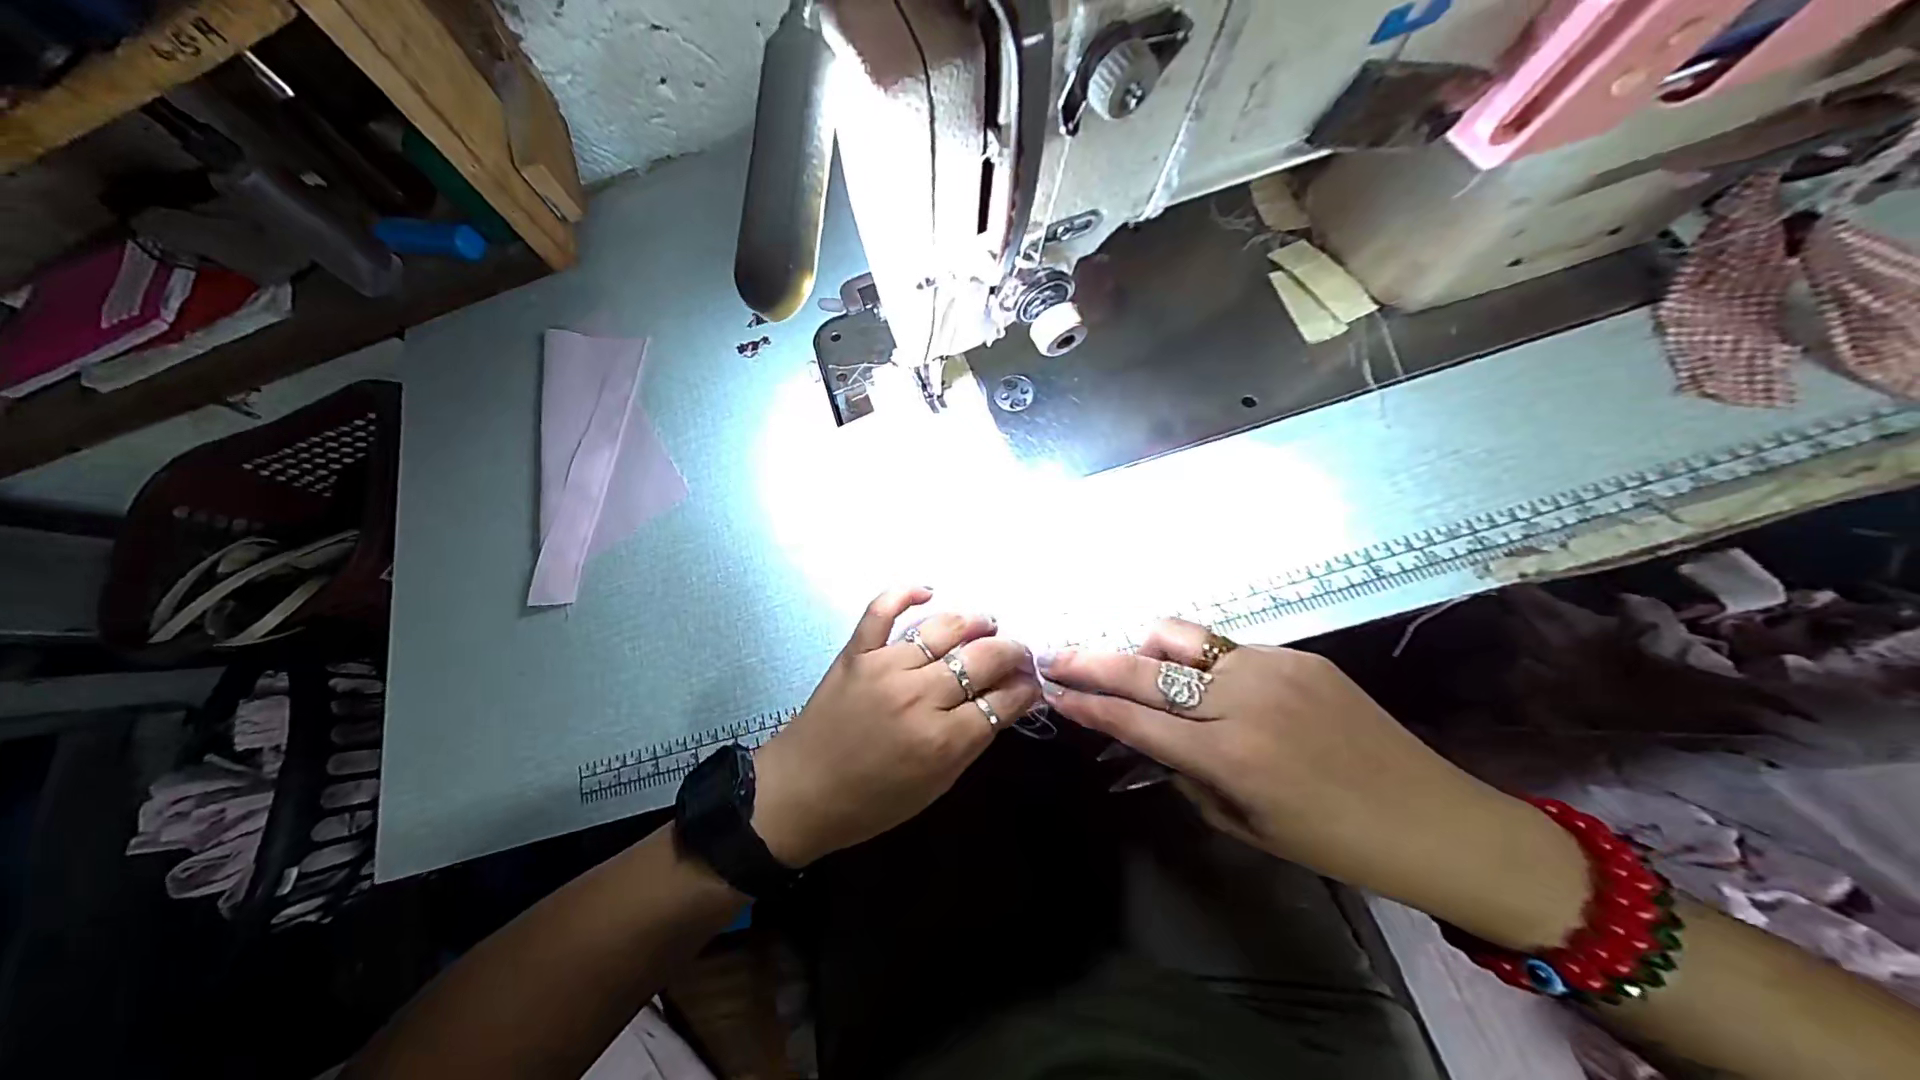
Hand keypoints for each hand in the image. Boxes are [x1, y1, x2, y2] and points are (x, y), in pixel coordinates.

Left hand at [750, 587, 1041, 868]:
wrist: (800, 794)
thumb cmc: (872, 802)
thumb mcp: (936, 785)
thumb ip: (974, 740)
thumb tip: (1008, 701)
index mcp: (943, 740)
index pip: (1004, 699)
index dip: (1027, 687)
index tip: (1032, 681)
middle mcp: (918, 696)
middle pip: (983, 657)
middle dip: (1013, 651)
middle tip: (1018, 653)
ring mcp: (884, 667)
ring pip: (943, 628)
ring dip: (975, 622)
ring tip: (988, 623)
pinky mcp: (855, 652)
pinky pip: (882, 610)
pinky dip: (905, 592)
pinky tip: (928, 590)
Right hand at [1041, 619, 1589, 950]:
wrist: (1432, 818)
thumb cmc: (1332, 841)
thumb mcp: (1243, 823)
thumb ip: (1187, 775)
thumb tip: (1154, 738)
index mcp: (1229, 756)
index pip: (1135, 721)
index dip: (1087, 705)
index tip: (1053, 692)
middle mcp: (1243, 700)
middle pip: (1146, 668)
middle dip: (1094, 661)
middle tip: (1059, 656)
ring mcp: (1272, 667)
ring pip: (1183, 639)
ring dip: (1151, 651)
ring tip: (1142, 666)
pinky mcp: (1298, 654)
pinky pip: (1229, 649)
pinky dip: (1204, 663)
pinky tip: (1217, 686)